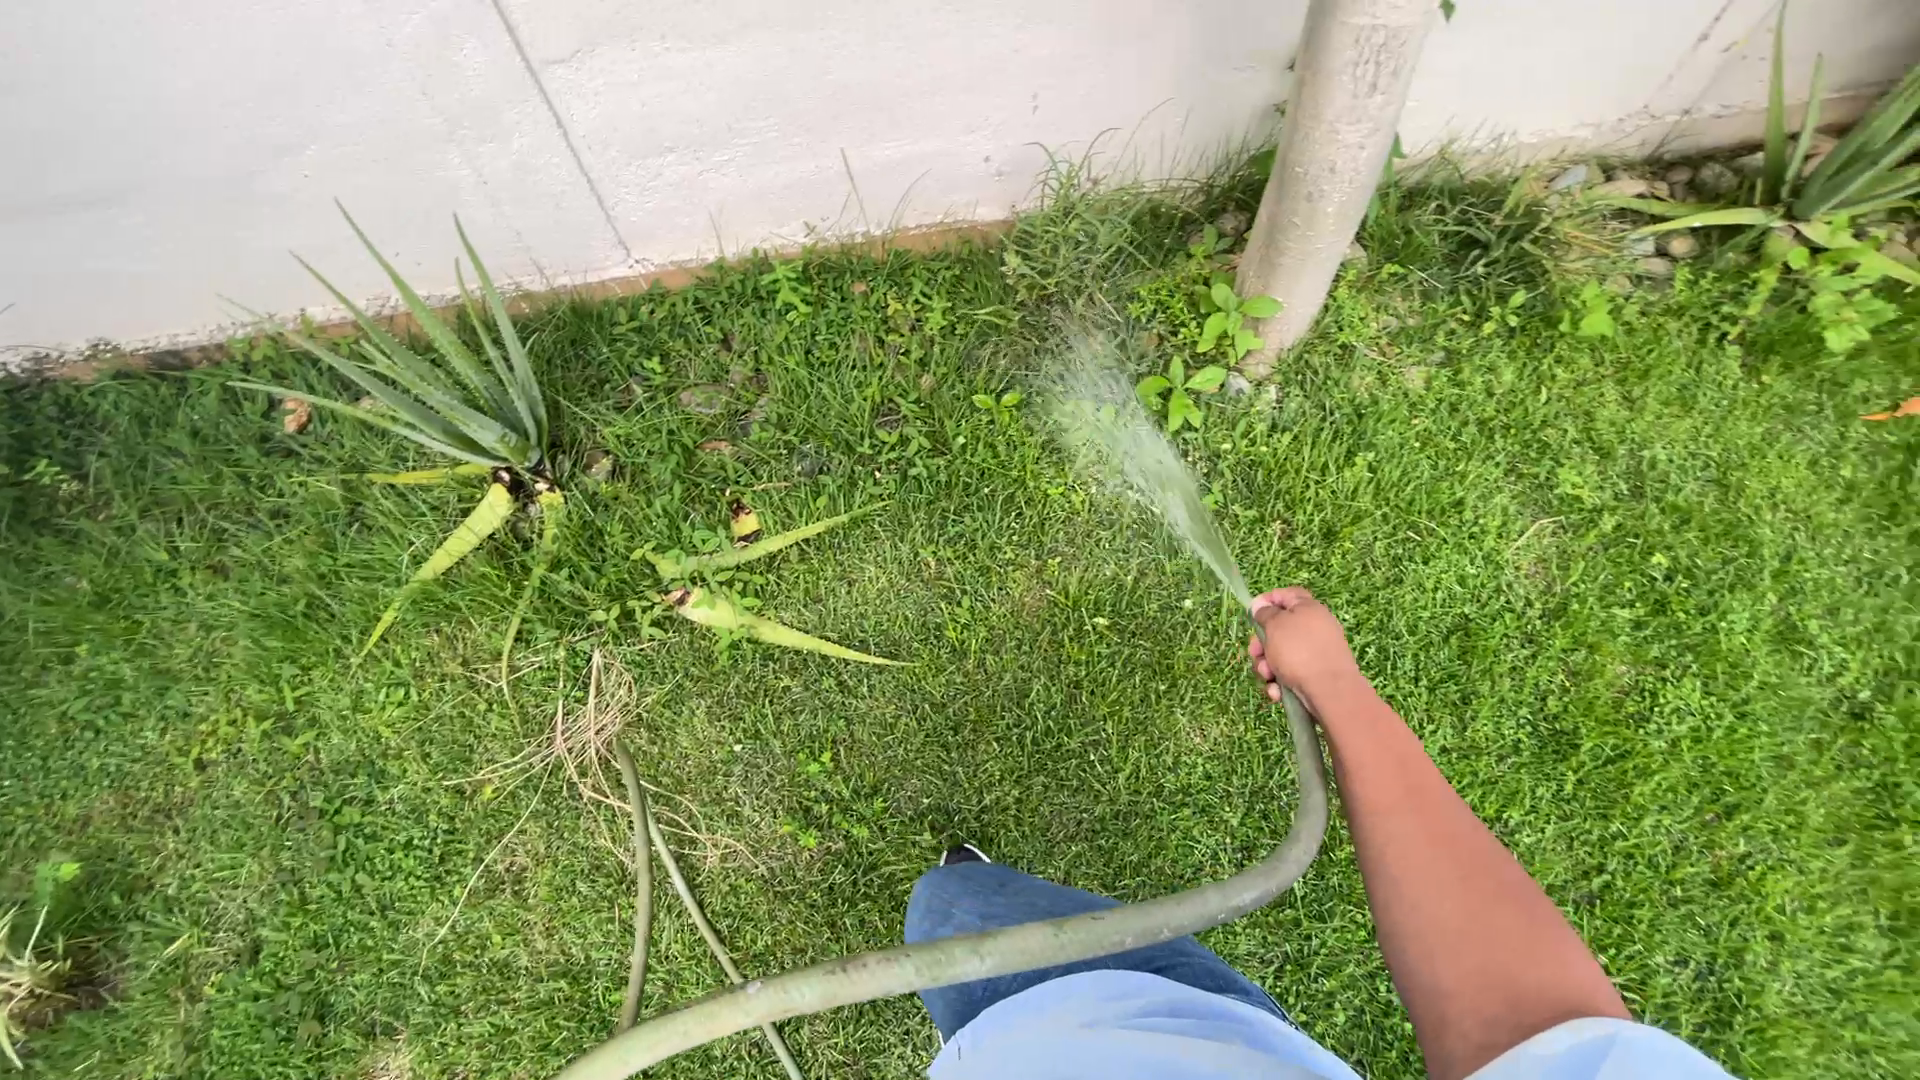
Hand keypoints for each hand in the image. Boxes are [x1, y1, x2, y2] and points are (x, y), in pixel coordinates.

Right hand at [1246, 586, 1364, 708]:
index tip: (1252, 612)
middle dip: (1260, 643)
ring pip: (1279, 654)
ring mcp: (1314, 652)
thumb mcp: (1275, 625)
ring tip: (1267, 676)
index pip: (1286, 595)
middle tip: (1255, 653)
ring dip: (1266, 665)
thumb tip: (1261, 605)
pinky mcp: (1314, 674)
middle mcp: (1313, 628)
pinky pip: (1289, 673)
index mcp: (1308, 609)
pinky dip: (1279, 681)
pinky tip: (1277, 691)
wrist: (1330, 691)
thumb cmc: (1299, 651)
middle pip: (1278, 629)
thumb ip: (1265, 613)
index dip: (1267, 600)